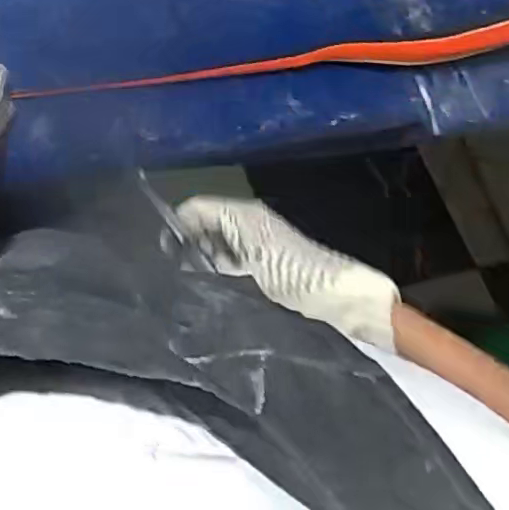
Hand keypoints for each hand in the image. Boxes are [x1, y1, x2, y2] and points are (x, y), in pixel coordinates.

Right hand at [175, 196, 398, 349]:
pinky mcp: (265, 258)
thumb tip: (175, 250)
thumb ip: (208, 251)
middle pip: (203, 221)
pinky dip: (219, 265)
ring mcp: (257, 238)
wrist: (345, 302)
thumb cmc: (296, 276)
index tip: (163, 247)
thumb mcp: (247, 262)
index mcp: (241, 212)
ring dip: (203, 255)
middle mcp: (247, 219)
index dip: (175, 223)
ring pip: (215, 239)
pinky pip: (229, 254)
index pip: (194, 207)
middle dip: (187, 240)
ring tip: (193, 276)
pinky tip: (215, 282)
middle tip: (176, 264)